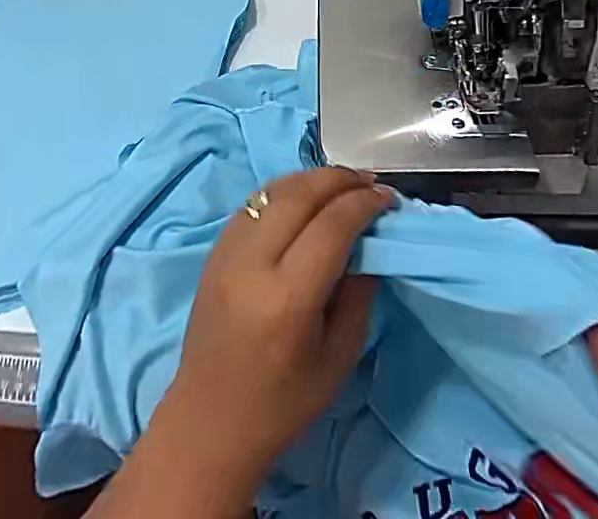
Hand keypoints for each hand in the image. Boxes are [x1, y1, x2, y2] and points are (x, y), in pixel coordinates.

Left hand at [91, 166, 392, 518]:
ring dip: (310, 178)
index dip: (362, 204)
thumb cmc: (283, 401)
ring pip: (272, 191)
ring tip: (342, 181)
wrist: (210, 417)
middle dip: (339, 179)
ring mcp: (226, 252)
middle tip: (369, 181)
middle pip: (299, 195)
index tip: (388, 198)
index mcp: (287, 297)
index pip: (330, 226)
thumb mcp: (338, 357)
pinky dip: (283, 191)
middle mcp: (252, 263)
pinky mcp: (214, 250)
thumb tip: (368, 244)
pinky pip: (252, 204)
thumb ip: (357, 295)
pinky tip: (303, 196)